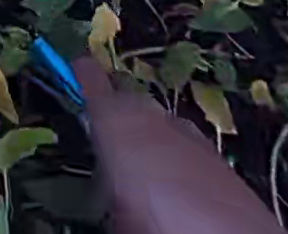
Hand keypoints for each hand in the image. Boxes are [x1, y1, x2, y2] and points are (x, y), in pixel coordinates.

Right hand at [75, 57, 284, 233]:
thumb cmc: (159, 224)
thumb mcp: (116, 216)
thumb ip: (108, 190)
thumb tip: (111, 195)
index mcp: (113, 118)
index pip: (89, 76)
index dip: (79, 72)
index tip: (73, 69)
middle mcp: (147, 113)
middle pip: (124, 95)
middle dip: (114, 108)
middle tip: (106, 135)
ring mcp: (184, 130)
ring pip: (155, 119)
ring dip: (147, 133)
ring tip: (142, 167)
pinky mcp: (214, 153)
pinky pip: (183, 143)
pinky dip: (176, 155)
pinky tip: (179, 189)